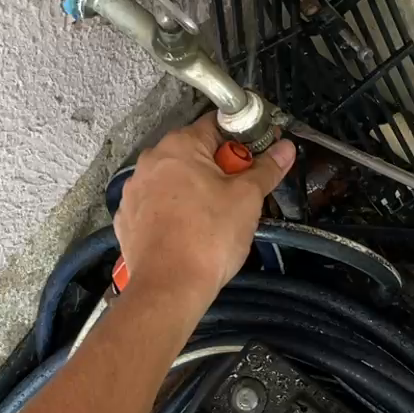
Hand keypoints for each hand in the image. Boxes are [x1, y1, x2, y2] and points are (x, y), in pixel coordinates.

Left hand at [115, 116, 293, 305]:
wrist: (170, 287)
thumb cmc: (206, 240)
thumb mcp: (247, 199)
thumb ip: (266, 169)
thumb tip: (284, 150)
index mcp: (180, 147)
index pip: (217, 125)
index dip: (243, 139)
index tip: (258, 157)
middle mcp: (151, 162)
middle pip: (196, 152)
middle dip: (221, 168)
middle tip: (242, 193)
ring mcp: (136, 190)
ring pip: (176, 179)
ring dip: (198, 189)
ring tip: (217, 217)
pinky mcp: (130, 217)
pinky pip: (159, 203)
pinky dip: (176, 210)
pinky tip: (192, 230)